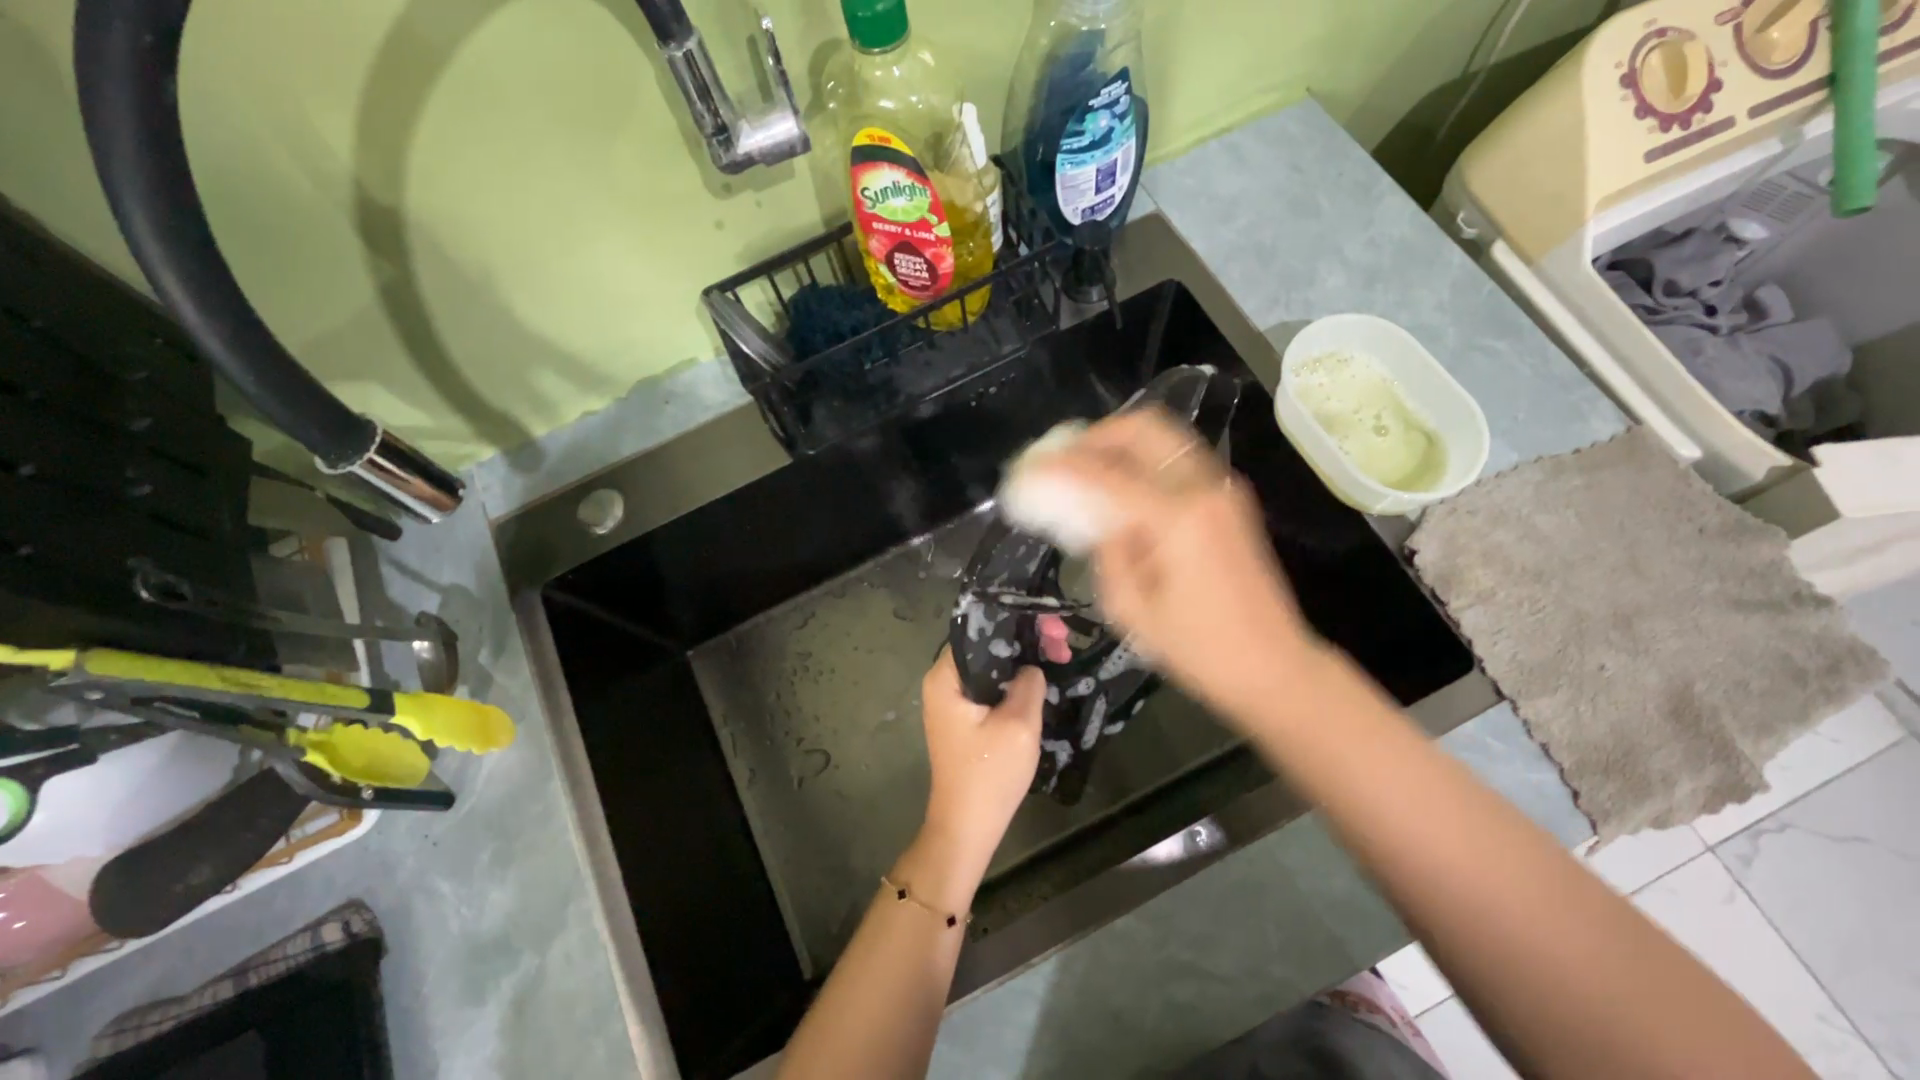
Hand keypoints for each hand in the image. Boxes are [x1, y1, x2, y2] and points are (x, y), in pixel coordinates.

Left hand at [918, 648, 1043, 872]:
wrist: (968, 826)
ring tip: (1060, 655)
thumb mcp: (1018, 724)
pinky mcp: (964, 719)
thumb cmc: (989, 773)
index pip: (980, 630)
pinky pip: (991, 687)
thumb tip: (1032, 666)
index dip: (1019, 623)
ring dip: (1024, 662)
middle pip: (987, 646)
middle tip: (1063, 642)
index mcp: (945, 677)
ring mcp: (952, 702)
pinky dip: (1015, 683)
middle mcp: (942, 683)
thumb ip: (1028, 684)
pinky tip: (1042, 681)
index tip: (1053, 627)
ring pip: (993, 667)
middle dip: (1025, 640)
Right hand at [1023, 409, 1319, 718]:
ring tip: (1088, 469)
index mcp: (1176, 518)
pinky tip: (1123, 489)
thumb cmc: (1199, 650)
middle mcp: (1203, 488)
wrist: (1274, 665)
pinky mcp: (1231, 500)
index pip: (1103, 474)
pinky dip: (1145, 460)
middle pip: (1142, 428)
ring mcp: (1223, 489)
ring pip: (1165, 437)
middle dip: (1095, 437)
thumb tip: (1097, 519)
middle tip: (1064, 458)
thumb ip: (1106, 552)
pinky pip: (1179, 459)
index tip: (1028, 470)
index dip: (1060, 467)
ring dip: (1121, 444)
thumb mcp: (1132, 611)